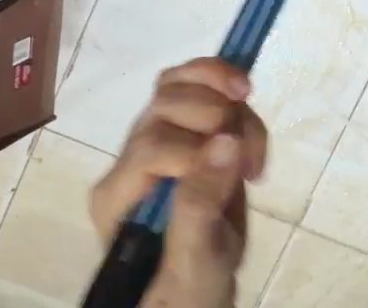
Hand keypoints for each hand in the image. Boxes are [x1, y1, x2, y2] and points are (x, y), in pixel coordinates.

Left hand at [89, 58, 268, 307]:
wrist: (200, 289)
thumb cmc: (188, 293)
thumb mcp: (195, 268)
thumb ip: (201, 207)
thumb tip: (226, 139)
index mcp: (117, 195)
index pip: (152, 147)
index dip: (197, 153)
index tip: (239, 179)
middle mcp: (129, 159)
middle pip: (165, 104)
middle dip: (217, 120)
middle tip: (247, 162)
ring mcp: (156, 136)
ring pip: (180, 81)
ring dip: (228, 99)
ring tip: (250, 144)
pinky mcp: (184, 125)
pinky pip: (202, 81)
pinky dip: (232, 88)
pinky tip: (249, 120)